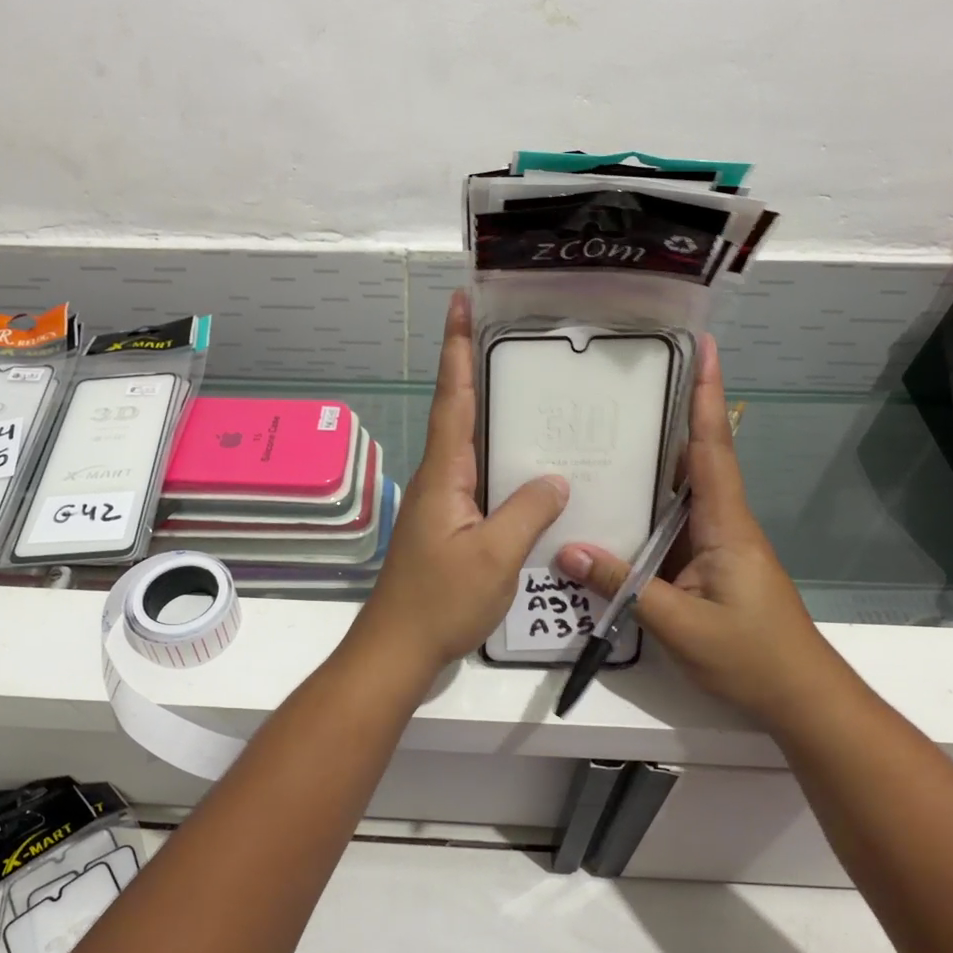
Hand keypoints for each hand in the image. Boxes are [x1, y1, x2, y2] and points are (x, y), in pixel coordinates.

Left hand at [353, 291, 568, 670]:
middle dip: (480, 370)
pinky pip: (478, 480)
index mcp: (444, 474)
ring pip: (471, 447)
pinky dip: (501, 462)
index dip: (457, 349)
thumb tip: (554, 477)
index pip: (452, 398)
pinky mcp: (448, 526)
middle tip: (519, 337)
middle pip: (460, 413)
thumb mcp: (495, 556)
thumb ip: (527, 512)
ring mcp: (441, 503)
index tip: (461, 303)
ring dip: (494, 416)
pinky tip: (531, 469)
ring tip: (538, 393)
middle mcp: (438, 479)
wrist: (398, 649)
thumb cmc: (441, 601)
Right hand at [553, 334, 843, 723]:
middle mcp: (721, 524)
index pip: (711, 449)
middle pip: (693, 459)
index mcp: (725, 525)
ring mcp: (714, 546)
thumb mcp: (679, 625)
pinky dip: (642, 509)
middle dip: (668, 415)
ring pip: (678, 494)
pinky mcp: (705, 567)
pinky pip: (669, 526)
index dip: (707, 397)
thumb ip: (622, 586)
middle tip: (623, 386)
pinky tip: (609, 508)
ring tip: (602, 435)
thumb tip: (566, 549)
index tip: (704, 347)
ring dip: (649, 463)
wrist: (798, 697)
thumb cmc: (751, 656)